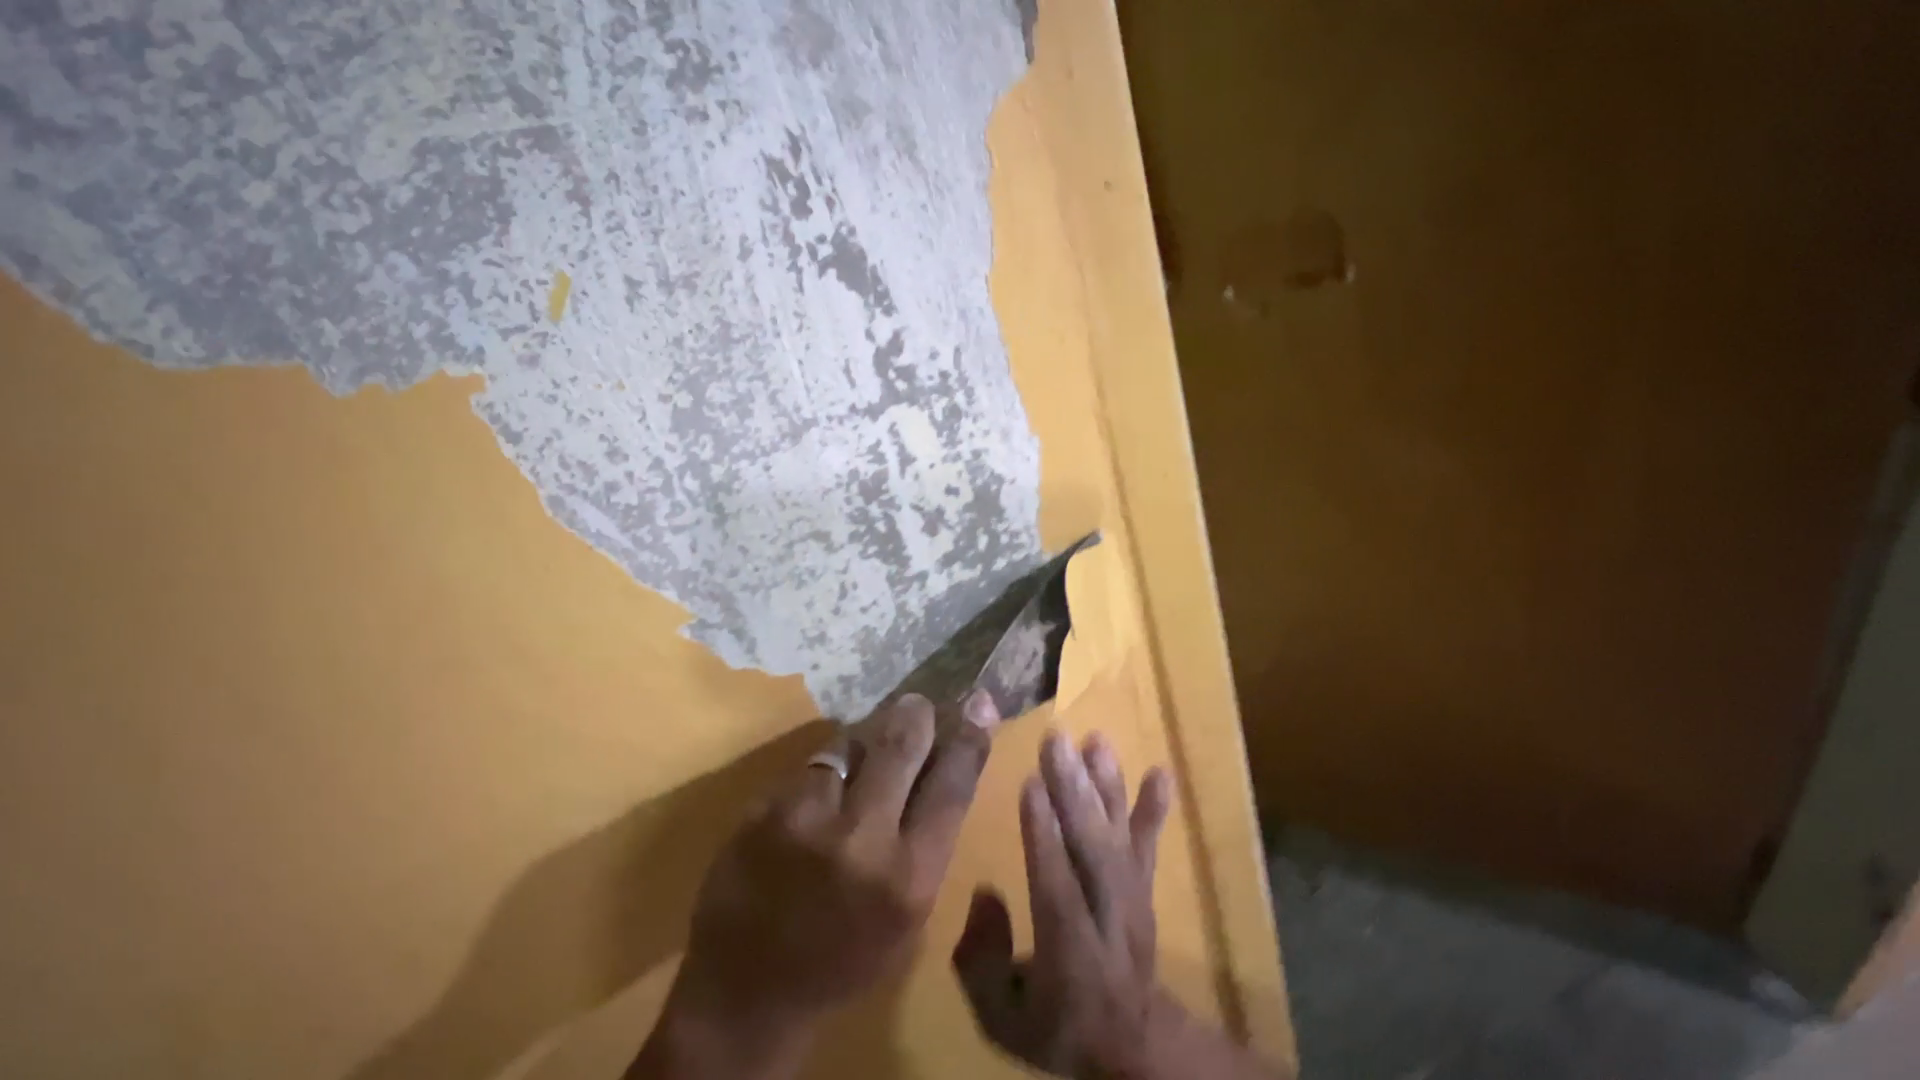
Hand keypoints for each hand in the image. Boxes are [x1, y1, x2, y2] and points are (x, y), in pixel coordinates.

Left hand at [631, 691, 998, 1079]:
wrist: (749, 988)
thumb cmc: (844, 961)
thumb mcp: (908, 918)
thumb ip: (926, 845)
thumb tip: (941, 771)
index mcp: (910, 875)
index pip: (951, 786)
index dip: (969, 739)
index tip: (978, 705)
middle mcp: (862, 837)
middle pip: (901, 746)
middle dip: (916, 717)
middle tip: (920, 705)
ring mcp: (807, 818)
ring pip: (849, 746)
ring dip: (865, 741)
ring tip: (867, 750)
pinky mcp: (764, 808)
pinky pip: (808, 768)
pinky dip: (823, 772)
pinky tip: (820, 792)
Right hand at [951, 729, 1175, 1078]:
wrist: (1130, 1045)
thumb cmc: (1056, 1026)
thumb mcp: (1001, 1017)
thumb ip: (983, 961)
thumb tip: (985, 894)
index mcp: (1070, 951)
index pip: (1057, 885)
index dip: (1045, 835)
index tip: (1030, 782)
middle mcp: (1107, 918)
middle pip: (1092, 850)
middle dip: (1074, 792)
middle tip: (1056, 740)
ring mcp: (1132, 901)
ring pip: (1119, 837)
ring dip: (1106, 786)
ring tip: (1092, 739)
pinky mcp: (1145, 890)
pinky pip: (1150, 845)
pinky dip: (1154, 808)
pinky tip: (1161, 771)